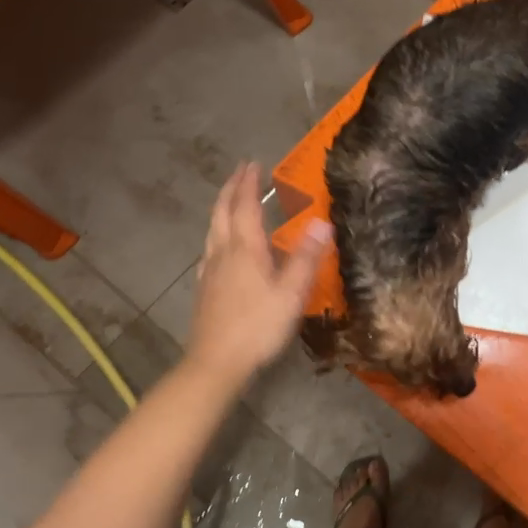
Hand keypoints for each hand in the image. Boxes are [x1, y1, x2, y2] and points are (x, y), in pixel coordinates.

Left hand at [184, 163, 330, 378]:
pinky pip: (209, 249)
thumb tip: (322, 223)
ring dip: (221, 209)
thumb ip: (306, 257)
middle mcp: (223, 254)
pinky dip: (216, 234)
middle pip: (222, 213)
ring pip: (212, 230)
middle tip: (240, 172)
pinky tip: (219, 246)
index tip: (253, 164)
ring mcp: (210, 272)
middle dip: (231, 190)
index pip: (245, 208)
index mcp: (245, 250)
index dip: (248, 185)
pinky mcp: (205, 289)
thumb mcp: (290, 293)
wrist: (215, 364)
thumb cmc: (257, 327)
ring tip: (230, 199)